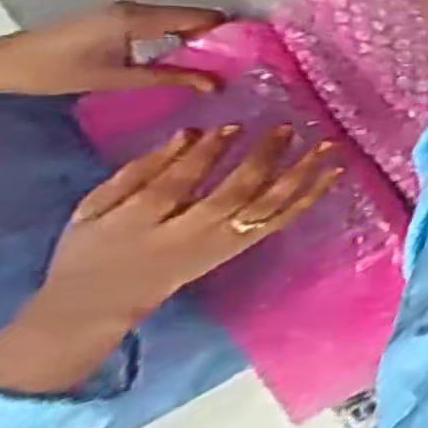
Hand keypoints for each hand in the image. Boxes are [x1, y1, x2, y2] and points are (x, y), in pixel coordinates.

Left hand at [0, 2, 225, 95]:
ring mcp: (124, 11)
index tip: (251, 50)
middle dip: (217, 36)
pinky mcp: (115, 17)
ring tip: (215, 62)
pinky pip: (161, 22)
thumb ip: (172, 78)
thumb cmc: (54, 72)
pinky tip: (183, 56)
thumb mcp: (118, 79)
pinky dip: (178, 36)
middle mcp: (135, 8)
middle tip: (238, 61)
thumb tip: (219, 85)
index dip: (229, 31)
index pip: (203, 17)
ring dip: (198, 38)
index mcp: (137, 18)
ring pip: (179, 19)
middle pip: (194, 16)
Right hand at [0, 125, 341, 394]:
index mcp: (137, 223)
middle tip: (286, 128)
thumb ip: (140, 170)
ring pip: (269, 206)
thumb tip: (189, 133)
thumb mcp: (94, 208)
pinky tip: (334, 171)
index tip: (230, 126)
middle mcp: (188, 235)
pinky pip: (284, 219)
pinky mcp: (244, 246)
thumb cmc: (95, 243)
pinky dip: (312, 195)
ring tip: (327, 145)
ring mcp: (223, 242)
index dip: (205, 155)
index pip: (177, 185)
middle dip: (262, 159)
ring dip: (302, 173)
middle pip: (233, 194)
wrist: (104, 300)